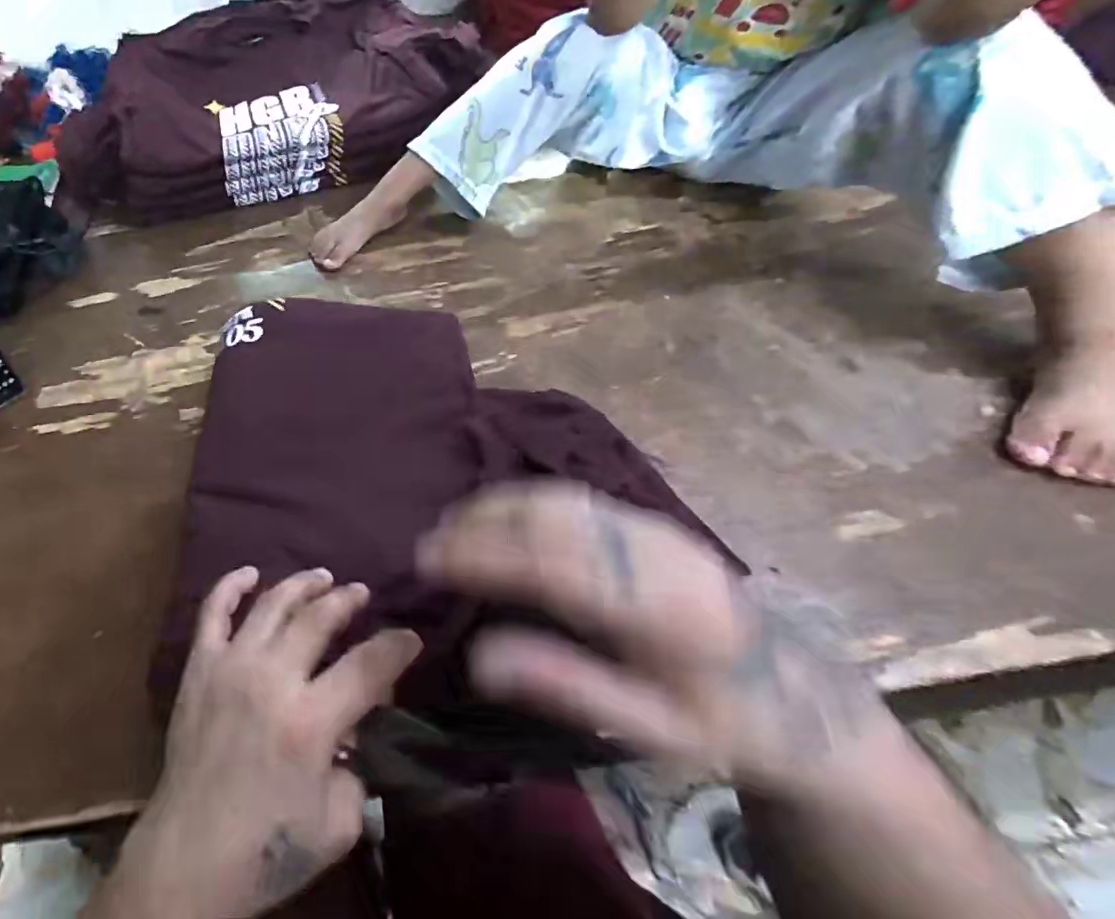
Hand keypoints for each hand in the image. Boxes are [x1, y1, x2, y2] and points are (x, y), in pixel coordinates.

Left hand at [88, 568, 422, 918]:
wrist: (192, 850)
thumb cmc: (270, 847)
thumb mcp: (339, 821)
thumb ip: (356, 766)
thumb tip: (352, 727)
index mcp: (310, 721)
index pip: (367, 666)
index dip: (395, 646)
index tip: (410, 636)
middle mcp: (270, 679)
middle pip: (316, 619)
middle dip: (346, 600)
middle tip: (360, 592)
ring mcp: (229, 666)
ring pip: (270, 605)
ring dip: (299, 585)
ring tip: (321, 576)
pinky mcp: (199, 667)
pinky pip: (213, 613)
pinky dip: (230, 587)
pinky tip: (248, 574)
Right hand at [417, 482, 889, 800]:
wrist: (802, 694)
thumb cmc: (719, 721)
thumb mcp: (652, 730)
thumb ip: (567, 686)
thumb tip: (479, 658)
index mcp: (663, 613)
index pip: (552, 568)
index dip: (483, 557)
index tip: (427, 561)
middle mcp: (658, 556)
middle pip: (551, 520)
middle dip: (478, 525)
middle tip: (427, 547)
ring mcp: (656, 531)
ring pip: (558, 500)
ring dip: (494, 507)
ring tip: (449, 527)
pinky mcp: (651, 522)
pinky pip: (572, 499)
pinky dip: (521, 501)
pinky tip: (495, 517)